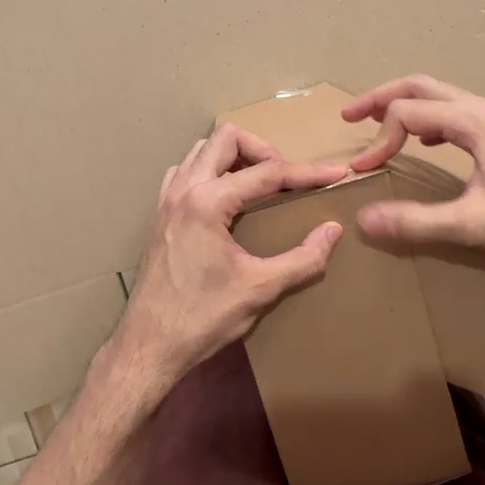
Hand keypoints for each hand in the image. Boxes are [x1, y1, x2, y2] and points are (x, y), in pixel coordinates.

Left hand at [110, 124, 348, 385]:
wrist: (149, 346)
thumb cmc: (202, 318)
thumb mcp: (260, 290)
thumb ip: (302, 258)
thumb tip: (332, 231)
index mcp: (208, 203)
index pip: (267, 172)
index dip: (307, 173)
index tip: (335, 175)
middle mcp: (183, 190)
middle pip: (228, 138)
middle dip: (264, 150)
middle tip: (287, 179)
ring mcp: (166, 200)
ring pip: (203, 149)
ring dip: (235, 157)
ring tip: (260, 184)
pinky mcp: (160, 214)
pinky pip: (186, 171)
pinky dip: (211, 172)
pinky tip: (227, 199)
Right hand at [343, 75, 484, 257]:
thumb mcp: (473, 224)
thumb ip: (417, 221)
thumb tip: (365, 219)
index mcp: (473, 123)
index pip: (408, 113)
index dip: (379, 140)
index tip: (363, 170)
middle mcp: (484, 109)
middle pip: (421, 86)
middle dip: (382, 97)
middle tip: (350, 115)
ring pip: (441, 95)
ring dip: (406, 104)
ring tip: (378, 121)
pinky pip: (457, 110)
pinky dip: (430, 117)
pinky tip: (426, 143)